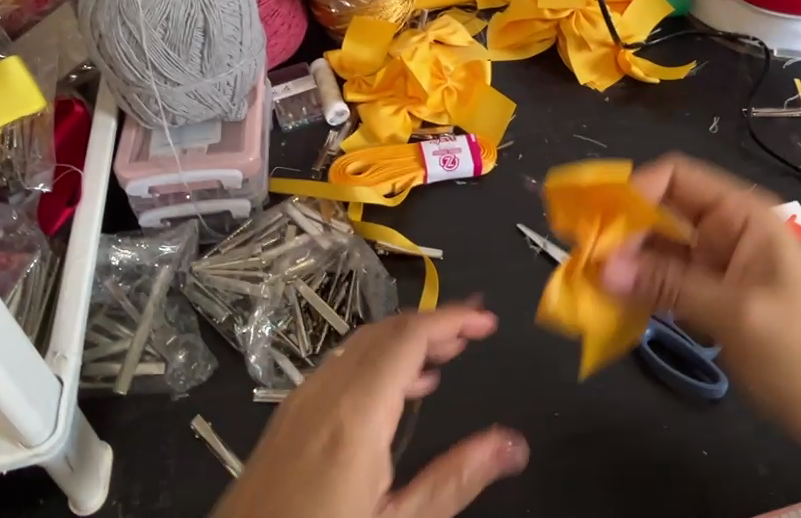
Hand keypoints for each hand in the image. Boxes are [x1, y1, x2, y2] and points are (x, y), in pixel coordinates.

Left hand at [211, 303, 528, 517]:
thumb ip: (455, 480)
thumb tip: (512, 443)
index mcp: (356, 413)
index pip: (409, 338)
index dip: (452, 319)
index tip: (488, 320)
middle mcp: (325, 393)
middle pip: (384, 334)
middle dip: (432, 324)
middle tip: (475, 332)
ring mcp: (300, 403)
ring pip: (359, 348)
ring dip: (404, 342)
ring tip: (445, 358)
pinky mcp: (287, 420)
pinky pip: (339, 369)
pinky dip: (376, 362)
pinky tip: (393, 394)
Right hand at [598, 153, 800, 445]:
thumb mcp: (737, 312)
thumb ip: (667, 285)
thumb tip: (602, 266)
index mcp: (739, 215)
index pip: (675, 177)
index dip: (632, 189)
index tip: (594, 218)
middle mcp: (723, 232)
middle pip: (659, 213)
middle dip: (619, 229)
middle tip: (577, 252)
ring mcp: (717, 268)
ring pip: (657, 251)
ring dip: (624, 263)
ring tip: (584, 281)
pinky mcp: (714, 302)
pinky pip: (666, 285)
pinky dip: (639, 292)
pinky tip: (610, 304)